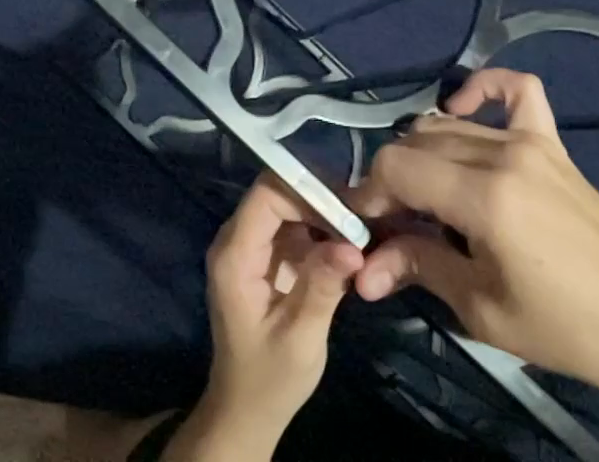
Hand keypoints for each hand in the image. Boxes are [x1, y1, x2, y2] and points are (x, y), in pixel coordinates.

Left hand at [171, 175, 362, 459]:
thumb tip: (352, 246)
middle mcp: (236, 242)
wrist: (247, 407)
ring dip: (324, 214)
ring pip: (288, 207)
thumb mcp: (301, 337)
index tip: (349, 209)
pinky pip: (294, 228)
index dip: (306, 192)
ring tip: (363, 231)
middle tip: (364, 219)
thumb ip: (321, 287)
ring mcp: (250, 248)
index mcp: (235, 256)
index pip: (266, 196)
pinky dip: (322, 232)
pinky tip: (351, 247)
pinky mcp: (266, 257)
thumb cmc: (270, 378)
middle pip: (277, 194)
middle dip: (320, 200)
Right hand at [349, 68, 598, 394]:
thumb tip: (363, 267)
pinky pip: (516, 91)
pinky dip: (484, 88)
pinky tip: (463, 107)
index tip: (367, 231)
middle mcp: (503, 154)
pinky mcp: (552, 143)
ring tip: (424, 200)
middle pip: (414, 143)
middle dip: (390, 183)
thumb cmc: (571, 329)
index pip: (395, 168)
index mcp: (484, 197)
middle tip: (393, 227)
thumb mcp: (483, 311)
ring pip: (446, 125)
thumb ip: (418, 269)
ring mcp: (531, 141)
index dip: (369, 196)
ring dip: (421, 155)